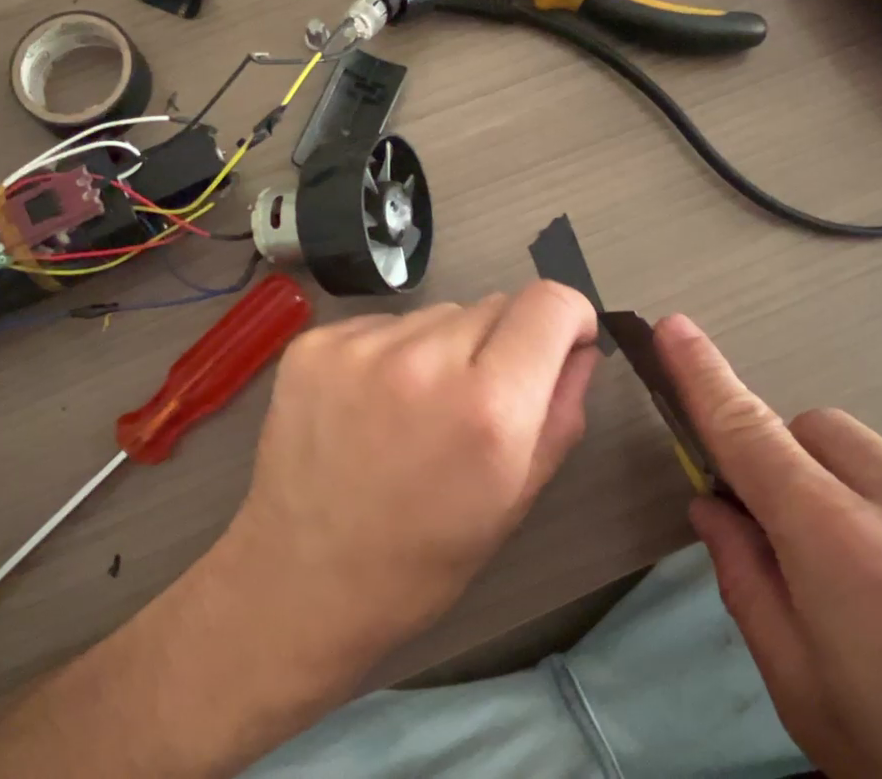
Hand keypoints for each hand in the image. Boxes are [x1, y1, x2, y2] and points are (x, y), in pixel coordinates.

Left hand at [227, 281, 599, 649]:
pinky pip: (382, 324)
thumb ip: (561, 412)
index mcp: (490, 406)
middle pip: (495, 304)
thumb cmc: (423, 559)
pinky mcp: (313, 345)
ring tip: (413, 411)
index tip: (560, 347)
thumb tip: (580, 348)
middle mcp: (425, 359)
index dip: (569, 320)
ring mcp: (360, 347)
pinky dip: (390, 351)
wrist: (302, 578)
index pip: (551, 303)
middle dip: (502, 344)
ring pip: (437, 313)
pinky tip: (370, 405)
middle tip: (473, 404)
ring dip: (443, 347)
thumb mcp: (516, 499)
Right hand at [654, 315, 881, 778]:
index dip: (702, 378)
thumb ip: (750, 589)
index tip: (672, 329)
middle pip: (820, 431)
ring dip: (859, 501)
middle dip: (787, 460)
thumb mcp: (810, 698)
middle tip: (789, 536)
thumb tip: (715, 511)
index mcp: (844, 550)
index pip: (752, 436)